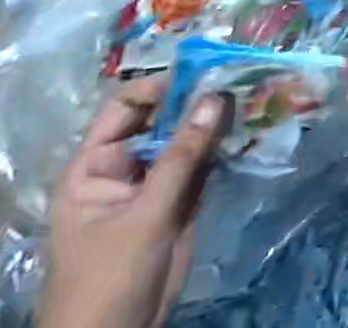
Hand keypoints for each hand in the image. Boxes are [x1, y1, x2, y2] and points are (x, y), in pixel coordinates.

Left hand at [39, 76, 231, 327]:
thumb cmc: (109, 278)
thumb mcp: (145, 215)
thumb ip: (182, 155)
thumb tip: (215, 96)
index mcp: (95, 165)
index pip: (126, 108)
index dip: (162, 86)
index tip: (203, 70)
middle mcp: (125, 166)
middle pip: (162, 120)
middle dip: (197, 99)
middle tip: (237, 75)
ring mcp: (154, 185)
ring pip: (187, 140)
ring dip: (215, 121)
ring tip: (252, 92)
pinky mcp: (178, 203)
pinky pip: (202, 165)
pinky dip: (223, 147)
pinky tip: (249, 126)